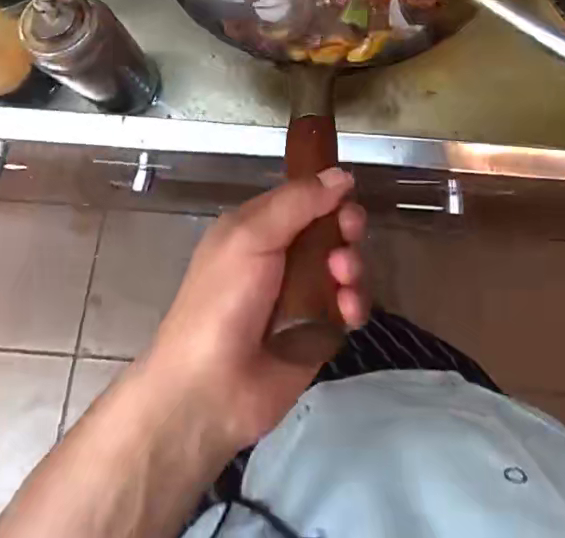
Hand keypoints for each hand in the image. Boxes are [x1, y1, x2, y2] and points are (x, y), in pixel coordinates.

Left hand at [139, 168, 369, 456]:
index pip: (302, 199)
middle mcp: (281, 257)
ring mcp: (301, 296)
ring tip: (343, 279)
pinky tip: (347, 310)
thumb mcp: (251, 237)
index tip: (346, 196)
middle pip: (329, 229)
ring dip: (352, 266)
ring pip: (344, 266)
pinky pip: (349, 306)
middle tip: (349, 234)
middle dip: (345, 228)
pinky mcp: (319, 331)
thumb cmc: (222, 300)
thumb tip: (340, 175)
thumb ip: (296, 202)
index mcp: (257, 229)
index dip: (326, 195)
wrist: (209, 388)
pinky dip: (355, 303)